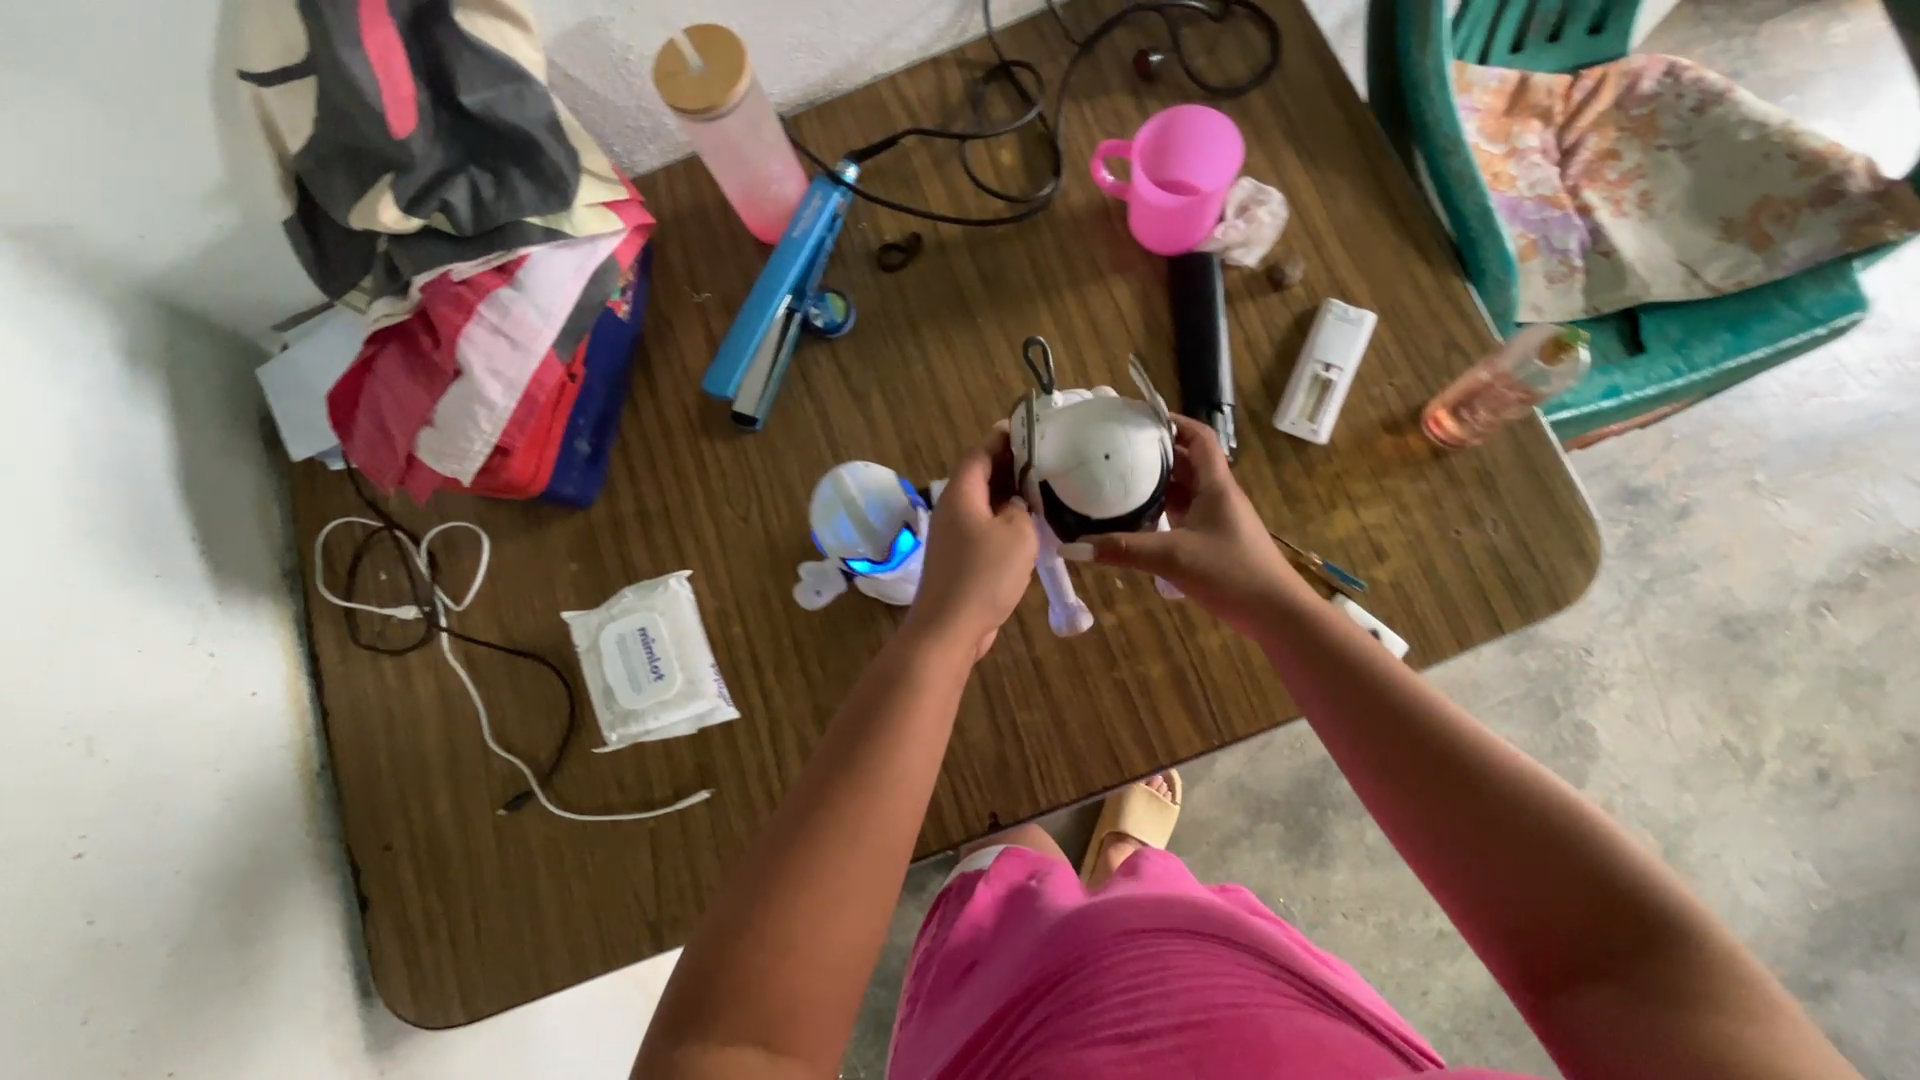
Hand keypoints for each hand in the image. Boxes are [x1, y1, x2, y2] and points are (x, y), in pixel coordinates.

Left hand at [903, 426, 1037, 659]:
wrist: (949, 628)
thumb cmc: (983, 575)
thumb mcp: (1017, 534)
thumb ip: (1021, 509)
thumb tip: (1016, 505)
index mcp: (961, 494)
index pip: (980, 453)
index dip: (1002, 438)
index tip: (1026, 427)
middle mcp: (953, 510)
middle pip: (980, 477)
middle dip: (1009, 465)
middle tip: (1044, 457)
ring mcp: (953, 537)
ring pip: (983, 505)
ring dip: (1009, 496)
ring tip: (1042, 489)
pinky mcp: (960, 561)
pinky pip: (984, 530)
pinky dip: (1004, 523)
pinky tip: (1029, 529)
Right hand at [1062, 415, 1305, 635]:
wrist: (1275, 613)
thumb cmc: (1232, 573)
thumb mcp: (1173, 557)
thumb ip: (1123, 550)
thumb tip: (1073, 548)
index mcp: (1215, 485)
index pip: (1199, 437)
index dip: (1174, 421)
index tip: (1140, 419)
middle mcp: (1217, 496)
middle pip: (1187, 462)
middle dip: (1155, 452)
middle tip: (1117, 450)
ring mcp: (1217, 520)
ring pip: (1184, 490)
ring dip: (1157, 484)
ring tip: (1119, 481)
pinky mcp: (1213, 542)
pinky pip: (1183, 515)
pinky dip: (1161, 512)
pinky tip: (1136, 521)